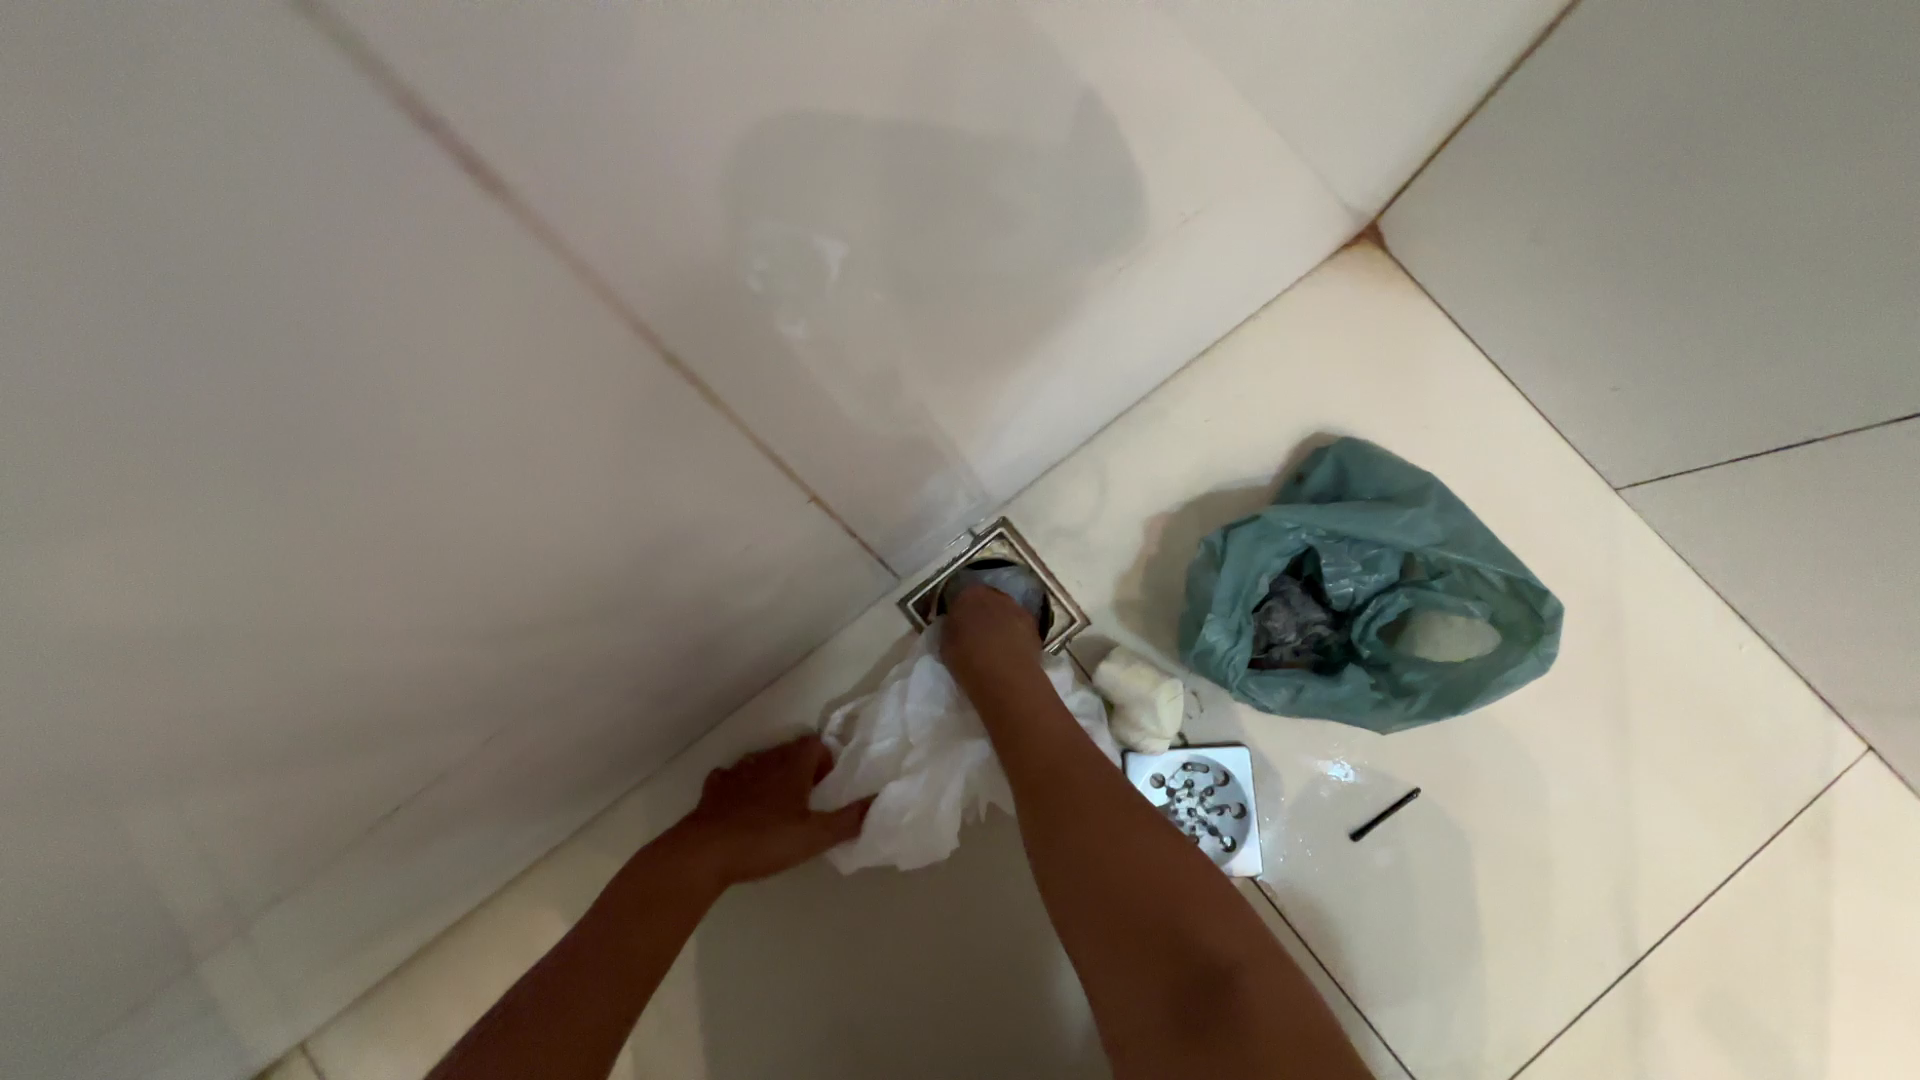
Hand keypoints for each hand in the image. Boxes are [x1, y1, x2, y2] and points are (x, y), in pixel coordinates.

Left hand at [670, 734, 869, 887]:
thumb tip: (879, 800)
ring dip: (771, 777)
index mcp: (792, 766)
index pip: (815, 743)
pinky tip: (740, 810)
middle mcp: (765, 761)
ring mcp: (735, 773)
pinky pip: (730, 778)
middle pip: (788, 751)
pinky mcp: (712, 790)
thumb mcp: (815, 836)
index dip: (825, 761)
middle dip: (800, 769)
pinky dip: (739, 788)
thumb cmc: (766, 840)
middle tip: (806, 801)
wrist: (704, 853)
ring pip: (760, 763)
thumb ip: (849, 819)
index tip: (826, 788)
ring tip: (776, 807)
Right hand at [940, 583, 1044, 691]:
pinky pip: (1020, 626)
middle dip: (983, 614)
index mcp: (969, 595)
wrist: (1004, 674)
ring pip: (1006, 612)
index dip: (961, 612)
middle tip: (977, 635)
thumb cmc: (966, 659)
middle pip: (987, 601)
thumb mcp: (945, 643)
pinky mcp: (1034, 625)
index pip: (962, 597)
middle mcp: (995, 595)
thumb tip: (957, 627)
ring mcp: (1018, 608)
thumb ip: (952, 628)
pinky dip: (1016, 635)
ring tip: (996, 645)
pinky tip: (1011, 652)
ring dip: (1002, 623)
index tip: (959, 627)